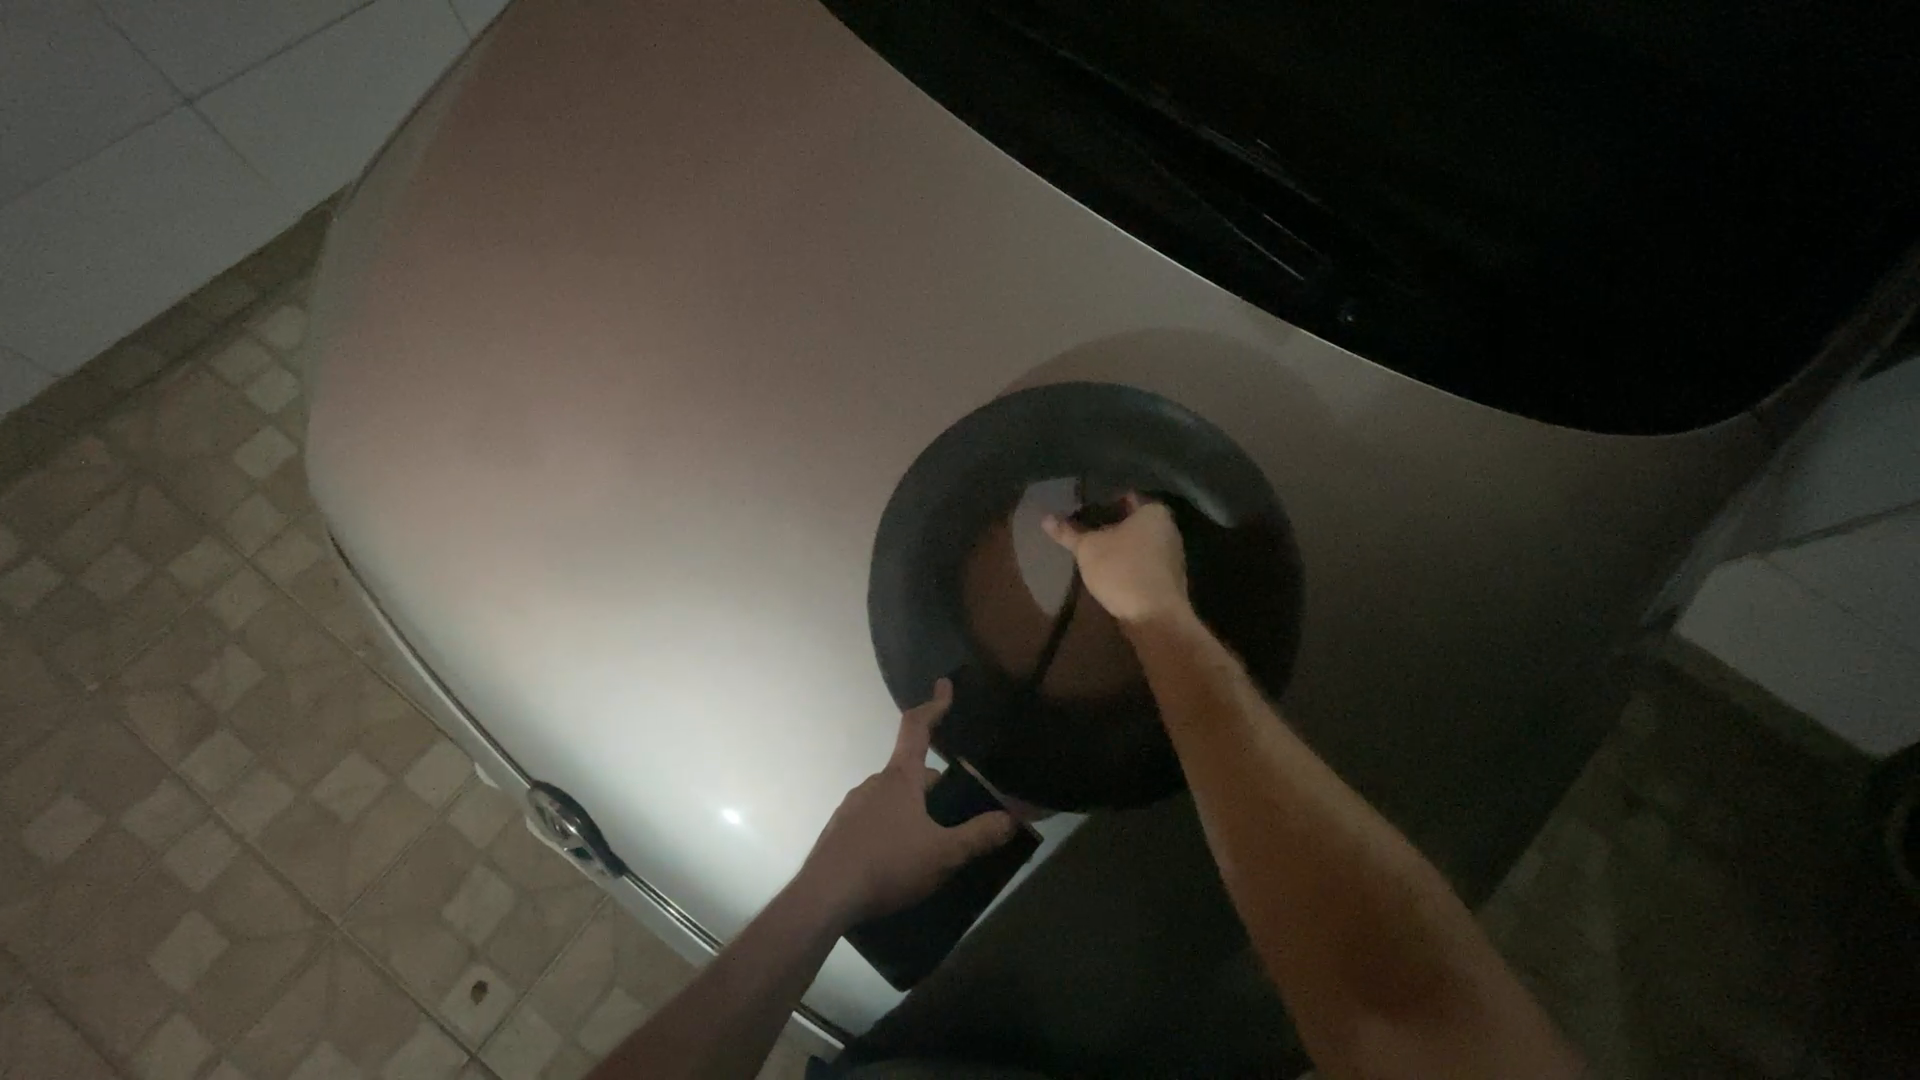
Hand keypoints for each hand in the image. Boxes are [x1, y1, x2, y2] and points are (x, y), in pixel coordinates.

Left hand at [795, 679, 1016, 927]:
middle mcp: (874, 784)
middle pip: (910, 771)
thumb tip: (1011, 819)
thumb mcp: (943, 854)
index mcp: (900, 778)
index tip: (944, 686)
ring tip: (931, 842)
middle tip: (957, 810)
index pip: (917, 728)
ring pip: (892, 797)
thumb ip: (978, 836)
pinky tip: (899, 859)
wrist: (824, 896)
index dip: (934, 705)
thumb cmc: (887, 864)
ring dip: (913, 808)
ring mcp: (853, 807)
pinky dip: (891, 828)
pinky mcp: (840, 832)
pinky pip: (874, 820)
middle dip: (934, 784)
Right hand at [1042, 493, 1190, 626]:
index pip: (1124, 497)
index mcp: (1154, 511)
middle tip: (1082, 531)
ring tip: (1092, 553)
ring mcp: (1172, 554)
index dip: (1100, 502)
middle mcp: (1168, 527)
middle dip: (1108, 526)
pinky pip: (1144, 563)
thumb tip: (1045, 518)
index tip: (1080, 511)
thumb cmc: (1122, 570)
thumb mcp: (1088, 549)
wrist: (1155, 617)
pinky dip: (1128, 564)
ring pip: (1138, 543)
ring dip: (1118, 547)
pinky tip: (1110, 573)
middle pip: (1132, 521)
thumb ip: (1068, 532)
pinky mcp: (1169, 578)